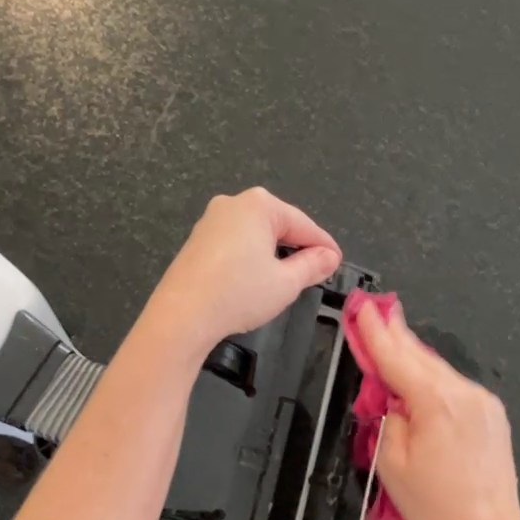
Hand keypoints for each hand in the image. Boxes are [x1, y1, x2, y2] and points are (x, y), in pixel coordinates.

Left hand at [142, 188, 341, 356]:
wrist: (182, 315)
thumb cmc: (239, 293)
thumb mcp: (286, 282)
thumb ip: (312, 266)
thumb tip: (330, 257)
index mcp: (259, 205)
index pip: (303, 224)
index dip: (324, 245)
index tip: (337, 262)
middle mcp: (233, 204)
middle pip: (278, 225)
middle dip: (298, 247)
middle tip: (317, 272)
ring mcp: (210, 222)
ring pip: (255, 235)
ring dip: (274, 254)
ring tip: (289, 280)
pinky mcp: (197, 242)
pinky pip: (235, 245)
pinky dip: (251, 259)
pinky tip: (256, 281)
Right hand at [355, 304, 519, 519]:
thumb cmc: (435, 507)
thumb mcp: (391, 465)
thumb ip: (388, 420)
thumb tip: (394, 401)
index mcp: (436, 402)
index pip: (397, 359)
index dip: (375, 334)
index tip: (362, 308)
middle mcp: (464, 392)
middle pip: (421, 356)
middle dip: (396, 334)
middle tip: (376, 310)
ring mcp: (483, 402)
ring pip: (440, 370)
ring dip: (414, 355)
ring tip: (393, 334)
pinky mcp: (492, 415)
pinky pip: (455, 387)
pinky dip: (432, 377)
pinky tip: (420, 373)